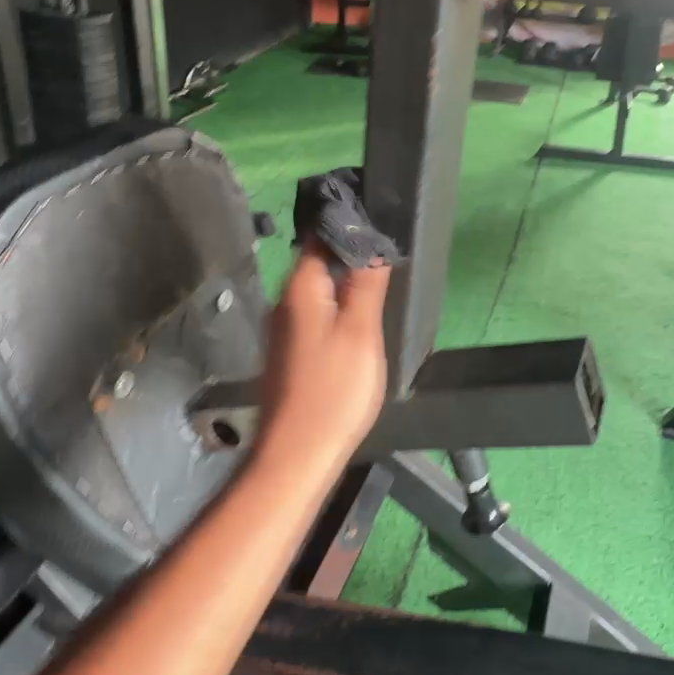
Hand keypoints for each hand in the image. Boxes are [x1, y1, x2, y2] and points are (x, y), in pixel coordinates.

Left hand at [258, 244, 390, 461]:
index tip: (379, 219)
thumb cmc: (334, 391)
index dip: (348, 225)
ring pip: (318, 290)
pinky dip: (337, 308)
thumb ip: (367, 283)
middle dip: (350, 254)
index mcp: (299, 289)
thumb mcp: (361, 332)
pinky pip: (316, 314)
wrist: (297, 455)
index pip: (320, 237)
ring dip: (345, 283)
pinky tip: (358, 319)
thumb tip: (371, 240)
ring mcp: (284, 329)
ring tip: (380, 281)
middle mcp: (284, 302)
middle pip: (318, 263)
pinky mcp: (289, 353)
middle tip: (389, 252)